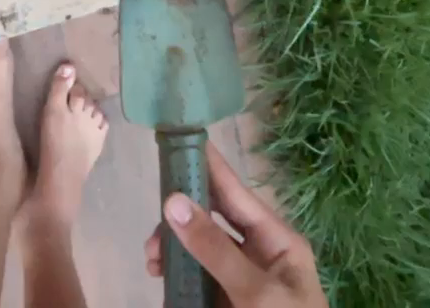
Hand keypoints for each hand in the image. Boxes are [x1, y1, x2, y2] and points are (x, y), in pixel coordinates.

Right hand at [143, 143, 326, 307]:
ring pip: (199, 248)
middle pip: (212, 217)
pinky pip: (197, 279)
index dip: (208, 164)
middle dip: (180, 215)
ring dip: (173, 247)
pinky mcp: (227, 305)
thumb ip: (214, 248)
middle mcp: (259, 254)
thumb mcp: (255, 292)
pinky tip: (160, 279)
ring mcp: (242, 282)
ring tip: (153, 262)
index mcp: (276, 240)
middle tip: (154, 227)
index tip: (179, 138)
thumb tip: (174, 200)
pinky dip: (177, 275)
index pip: (235, 191)